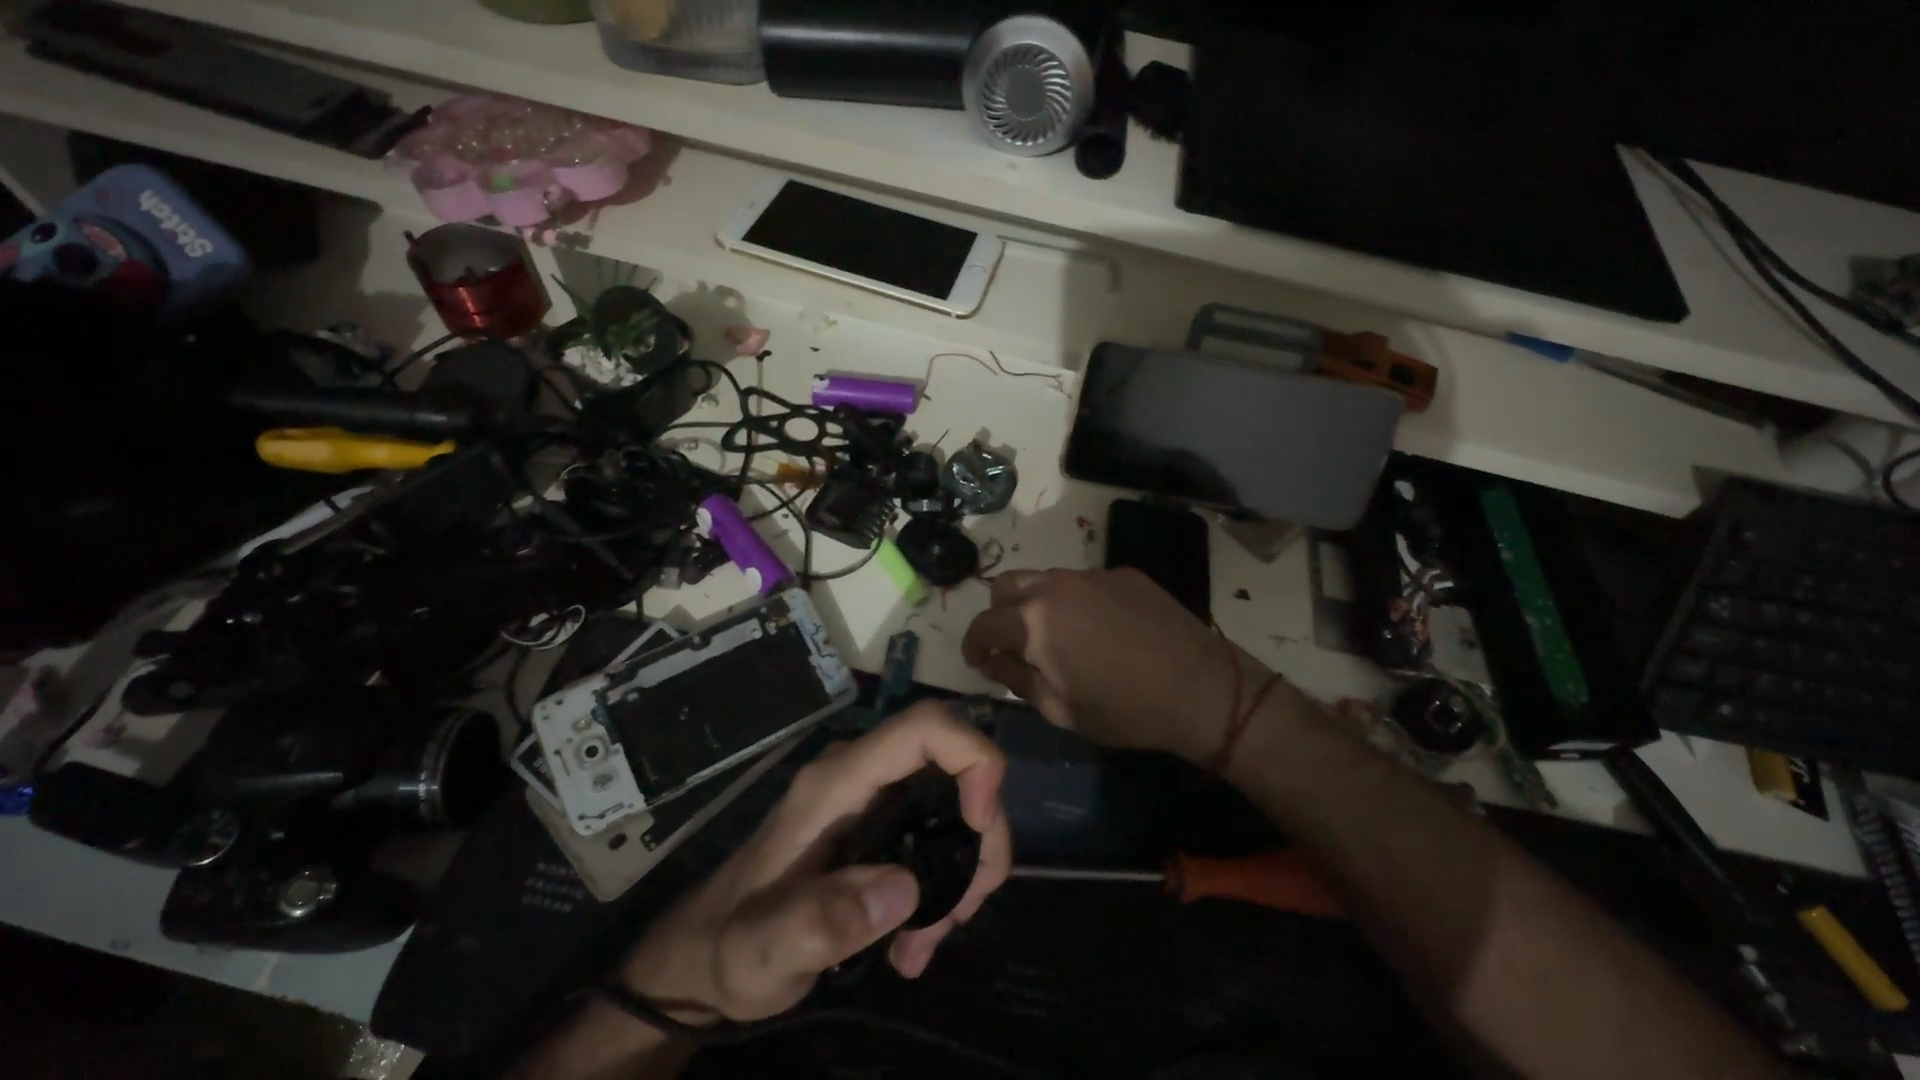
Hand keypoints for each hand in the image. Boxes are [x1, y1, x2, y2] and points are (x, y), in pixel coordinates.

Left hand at [616, 704, 1012, 1023]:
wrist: (705, 958)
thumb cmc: (726, 947)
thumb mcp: (763, 951)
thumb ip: (820, 921)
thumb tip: (904, 888)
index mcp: (835, 785)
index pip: (922, 729)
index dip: (972, 757)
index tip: (980, 826)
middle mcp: (859, 778)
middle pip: (954, 772)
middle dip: (977, 843)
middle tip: (957, 917)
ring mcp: (871, 801)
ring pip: (953, 810)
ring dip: (961, 876)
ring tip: (923, 946)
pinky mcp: (878, 828)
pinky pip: (937, 836)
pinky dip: (945, 885)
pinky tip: (915, 940)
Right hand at [961, 568, 1259, 761]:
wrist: (1202, 689)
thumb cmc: (1125, 711)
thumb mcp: (1059, 709)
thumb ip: (1017, 679)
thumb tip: (992, 661)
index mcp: (1034, 621)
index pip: (984, 623)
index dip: (973, 644)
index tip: (979, 661)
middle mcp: (1056, 586)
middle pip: (1006, 586)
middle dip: (999, 614)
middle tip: (1012, 645)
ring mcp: (1092, 574)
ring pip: (1045, 579)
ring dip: (1036, 604)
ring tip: (1055, 637)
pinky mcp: (1124, 574)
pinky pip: (1083, 582)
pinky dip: (1075, 602)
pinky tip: (1099, 631)